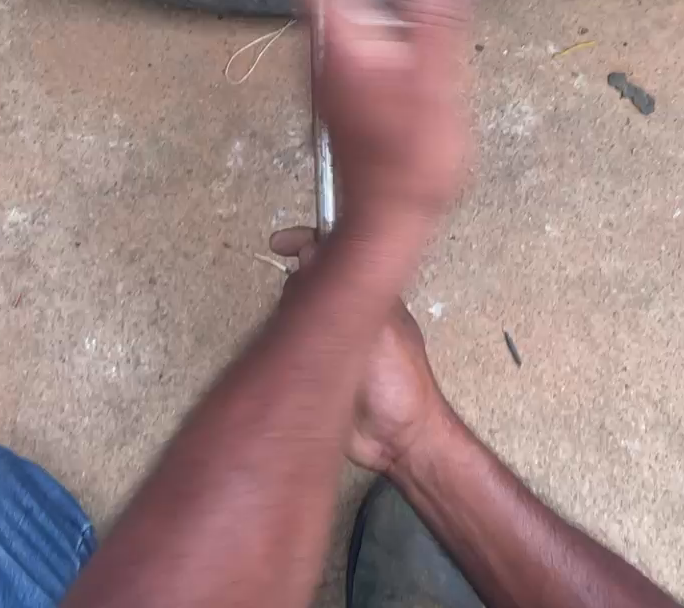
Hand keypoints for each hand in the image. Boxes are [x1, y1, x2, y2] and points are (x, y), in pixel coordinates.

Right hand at [271, 226, 450, 474]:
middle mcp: (346, 312)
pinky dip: (282, 337)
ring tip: (298, 333)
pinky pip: (289, 339)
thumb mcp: (380, 331)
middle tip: (296, 301)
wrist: (397, 441)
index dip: (309, 242)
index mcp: (369, 295)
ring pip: (295, 306)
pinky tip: (281, 347)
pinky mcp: (312, 363)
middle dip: (296, 282)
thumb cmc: (402, 385)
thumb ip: (350, 294)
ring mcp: (328, 338)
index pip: (336, 255)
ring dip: (288, 311)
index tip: (280, 242)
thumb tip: (317, 251)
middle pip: (308, 277)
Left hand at [301, 0, 480, 231]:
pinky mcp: (344, 94)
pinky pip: (366, 45)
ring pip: (357, 16)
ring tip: (434, 39)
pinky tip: (424, 70)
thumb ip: (435, 19)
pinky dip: (396, 41)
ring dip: (399, 13)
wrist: (386, 222)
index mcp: (336, 44)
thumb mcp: (433, 83)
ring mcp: (330, 75)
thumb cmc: (409, 163)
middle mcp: (323, 54)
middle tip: (436, 0)